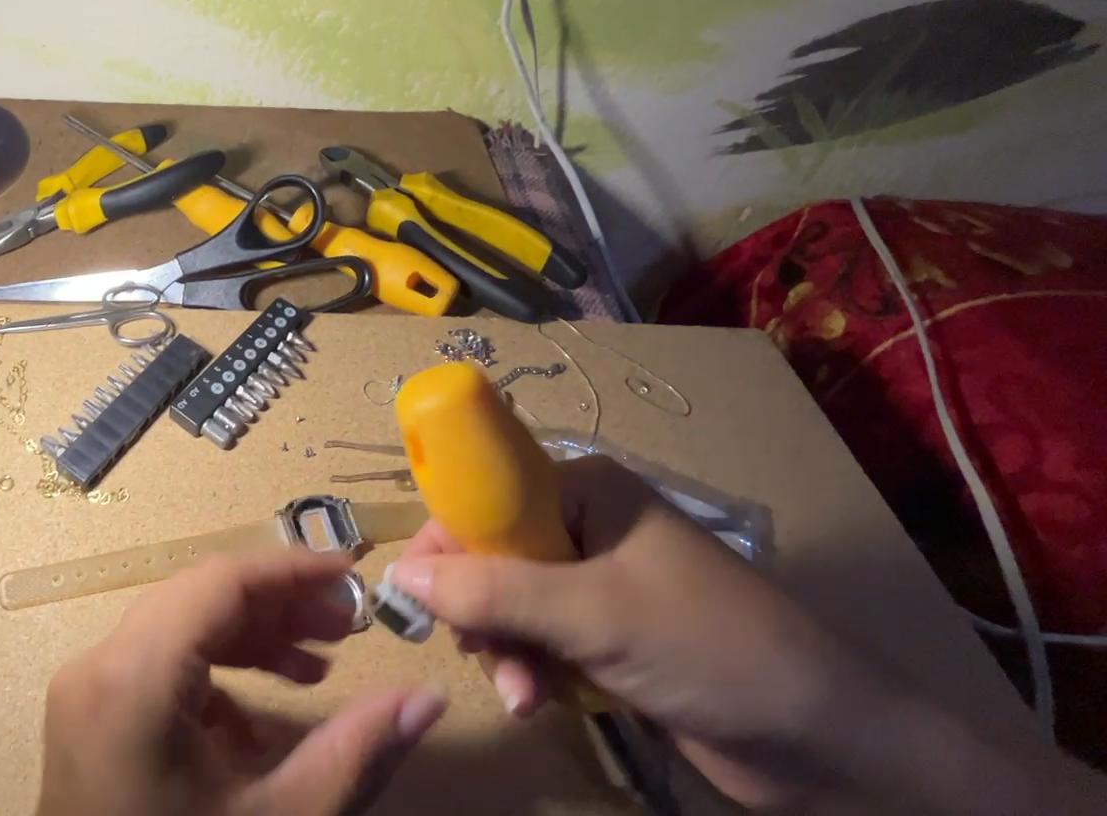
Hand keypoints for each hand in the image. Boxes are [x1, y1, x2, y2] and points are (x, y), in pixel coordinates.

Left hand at [37, 549, 448, 815]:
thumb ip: (355, 752)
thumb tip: (427, 699)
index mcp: (134, 681)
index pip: (220, 584)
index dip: (291, 569)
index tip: (352, 573)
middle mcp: (98, 665)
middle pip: (198, 599)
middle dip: (278, 607)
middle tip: (347, 627)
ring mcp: (85, 687)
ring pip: (177, 627)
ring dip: (249, 639)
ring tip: (318, 669)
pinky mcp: (87, 711)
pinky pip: (156, 667)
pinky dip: (212, 678)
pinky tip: (257, 728)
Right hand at [389, 455, 909, 810]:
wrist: (835, 745)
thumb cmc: (711, 647)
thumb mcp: (591, 615)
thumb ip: (490, 591)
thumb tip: (398, 576)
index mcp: (581, 490)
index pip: (480, 497)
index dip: (443, 542)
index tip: (420, 596)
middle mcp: (581, 525)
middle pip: (486, 555)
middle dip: (477, 611)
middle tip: (482, 652)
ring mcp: (594, 581)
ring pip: (505, 603)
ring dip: (502, 649)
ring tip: (521, 693)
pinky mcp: (604, 632)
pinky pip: (535, 637)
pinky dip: (528, 668)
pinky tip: (538, 700)